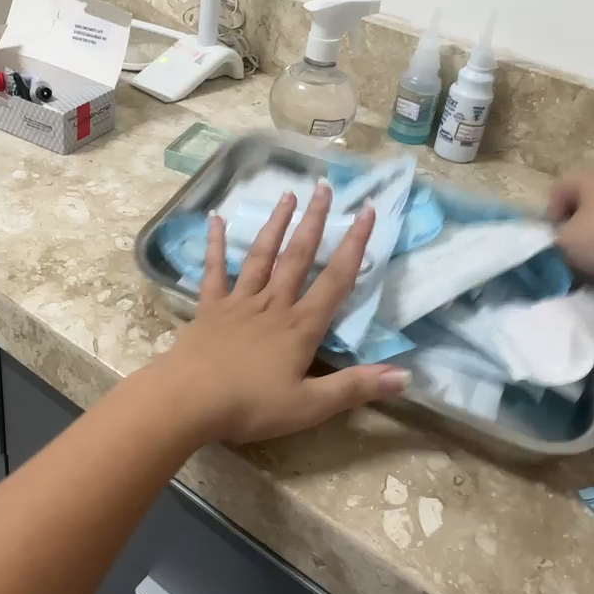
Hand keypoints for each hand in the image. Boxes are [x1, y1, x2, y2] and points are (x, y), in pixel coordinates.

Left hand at [146, 181, 408, 444]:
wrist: (189, 400)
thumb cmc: (251, 405)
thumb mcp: (310, 405)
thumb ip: (355, 387)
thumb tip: (405, 375)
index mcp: (300, 326)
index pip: (336, 279)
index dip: (355, 245)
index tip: (368, 212)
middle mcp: (273, 304)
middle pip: (298, 256)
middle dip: (314, 221)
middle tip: (324, 187)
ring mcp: (239, 302)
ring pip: (261, 255)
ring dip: (276, 224)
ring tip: (287, 195)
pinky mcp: (210, 307)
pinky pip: (214, 269)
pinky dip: (214, 243)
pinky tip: (215, 217)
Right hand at [546, 169, 593, 278]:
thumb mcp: (561, 240)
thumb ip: (551, 238)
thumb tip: (557, 241)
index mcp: (591, 178)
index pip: (559, 187)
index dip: (550, 211)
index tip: (550, 233)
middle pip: (584, 202)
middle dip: (572, 223)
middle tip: (566, 244)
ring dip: (593, 237)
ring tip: (586, 259)